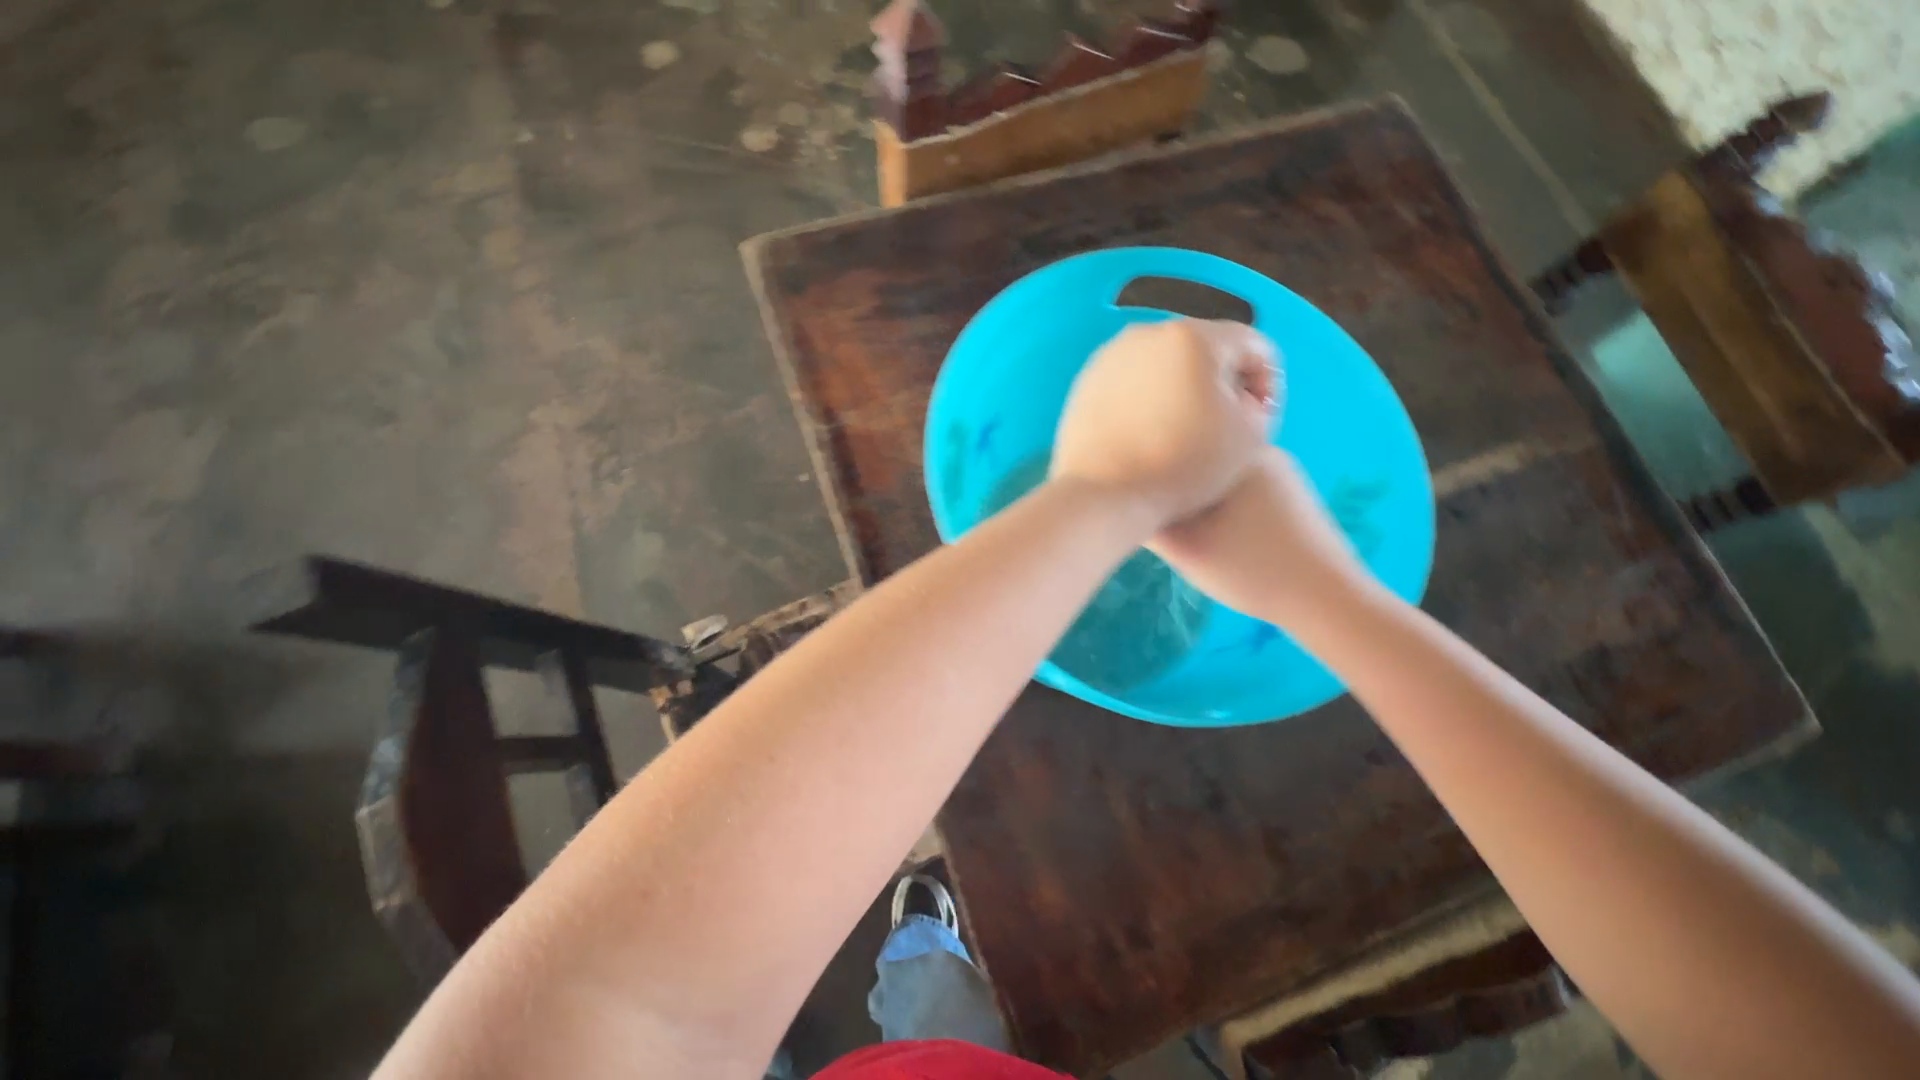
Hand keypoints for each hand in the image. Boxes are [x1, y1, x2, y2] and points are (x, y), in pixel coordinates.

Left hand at [1050, 319, 1278, 527]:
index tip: (1262, 416)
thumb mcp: (1250, 436)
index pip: (1251, 345)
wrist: (1105, 494)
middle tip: (1228, 426)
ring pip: (1166, 366)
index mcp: (1192, 337)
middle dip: (1224, 383)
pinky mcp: (1087, 382)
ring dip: (1185, 391)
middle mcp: (1147, 334)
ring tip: (1187, 434)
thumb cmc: (1181, 466)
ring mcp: (1111, 357)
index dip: (1268, 382)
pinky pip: (1133, 383)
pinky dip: (1149, 401)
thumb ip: (1261, 403)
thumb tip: (1242, 396)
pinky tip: (1152, 436)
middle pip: (1206, 350)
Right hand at [1149, 447, 1371, 625]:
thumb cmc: (1252, 569)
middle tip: (1173, 534)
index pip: (1178, 454)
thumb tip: (1124, 501)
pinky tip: (1232, 545)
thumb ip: (1150, 521)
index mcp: (1234, 454)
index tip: (1143, 507)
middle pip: (1200, 469)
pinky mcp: (1295, 498)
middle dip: (1181, 495)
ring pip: (1222, 485)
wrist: (1327, 599)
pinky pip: (1245, 496)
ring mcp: (1284, 474)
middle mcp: (1262, 451)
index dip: (1154, 479)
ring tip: (1201, 542)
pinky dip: (1231, 515)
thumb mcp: (1186, 548)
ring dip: (1205, 507)